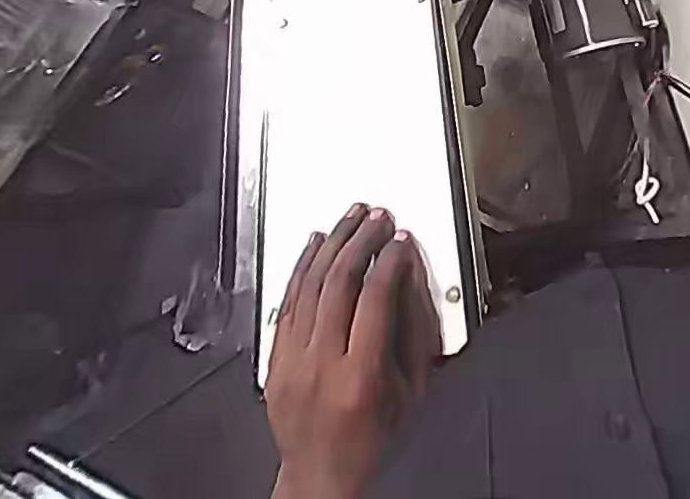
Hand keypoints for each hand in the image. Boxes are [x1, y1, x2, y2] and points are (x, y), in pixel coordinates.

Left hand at [267, 205, 440, 498]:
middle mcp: (321, 364)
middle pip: (340, 281)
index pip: (376, 299)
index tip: (401, 241)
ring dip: (334, 241)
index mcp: (360, 378)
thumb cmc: (370, 439)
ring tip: (352, 216)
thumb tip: (408, 276)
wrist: (318, 476)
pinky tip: (316, 241)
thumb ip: (413, 332)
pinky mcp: (276, 354)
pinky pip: (288, 296)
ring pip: (310, 282)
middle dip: (362, 240)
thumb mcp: (410, 393)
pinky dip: (303, 263)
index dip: (391, 261)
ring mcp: (292, 358)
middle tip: (378, 217)